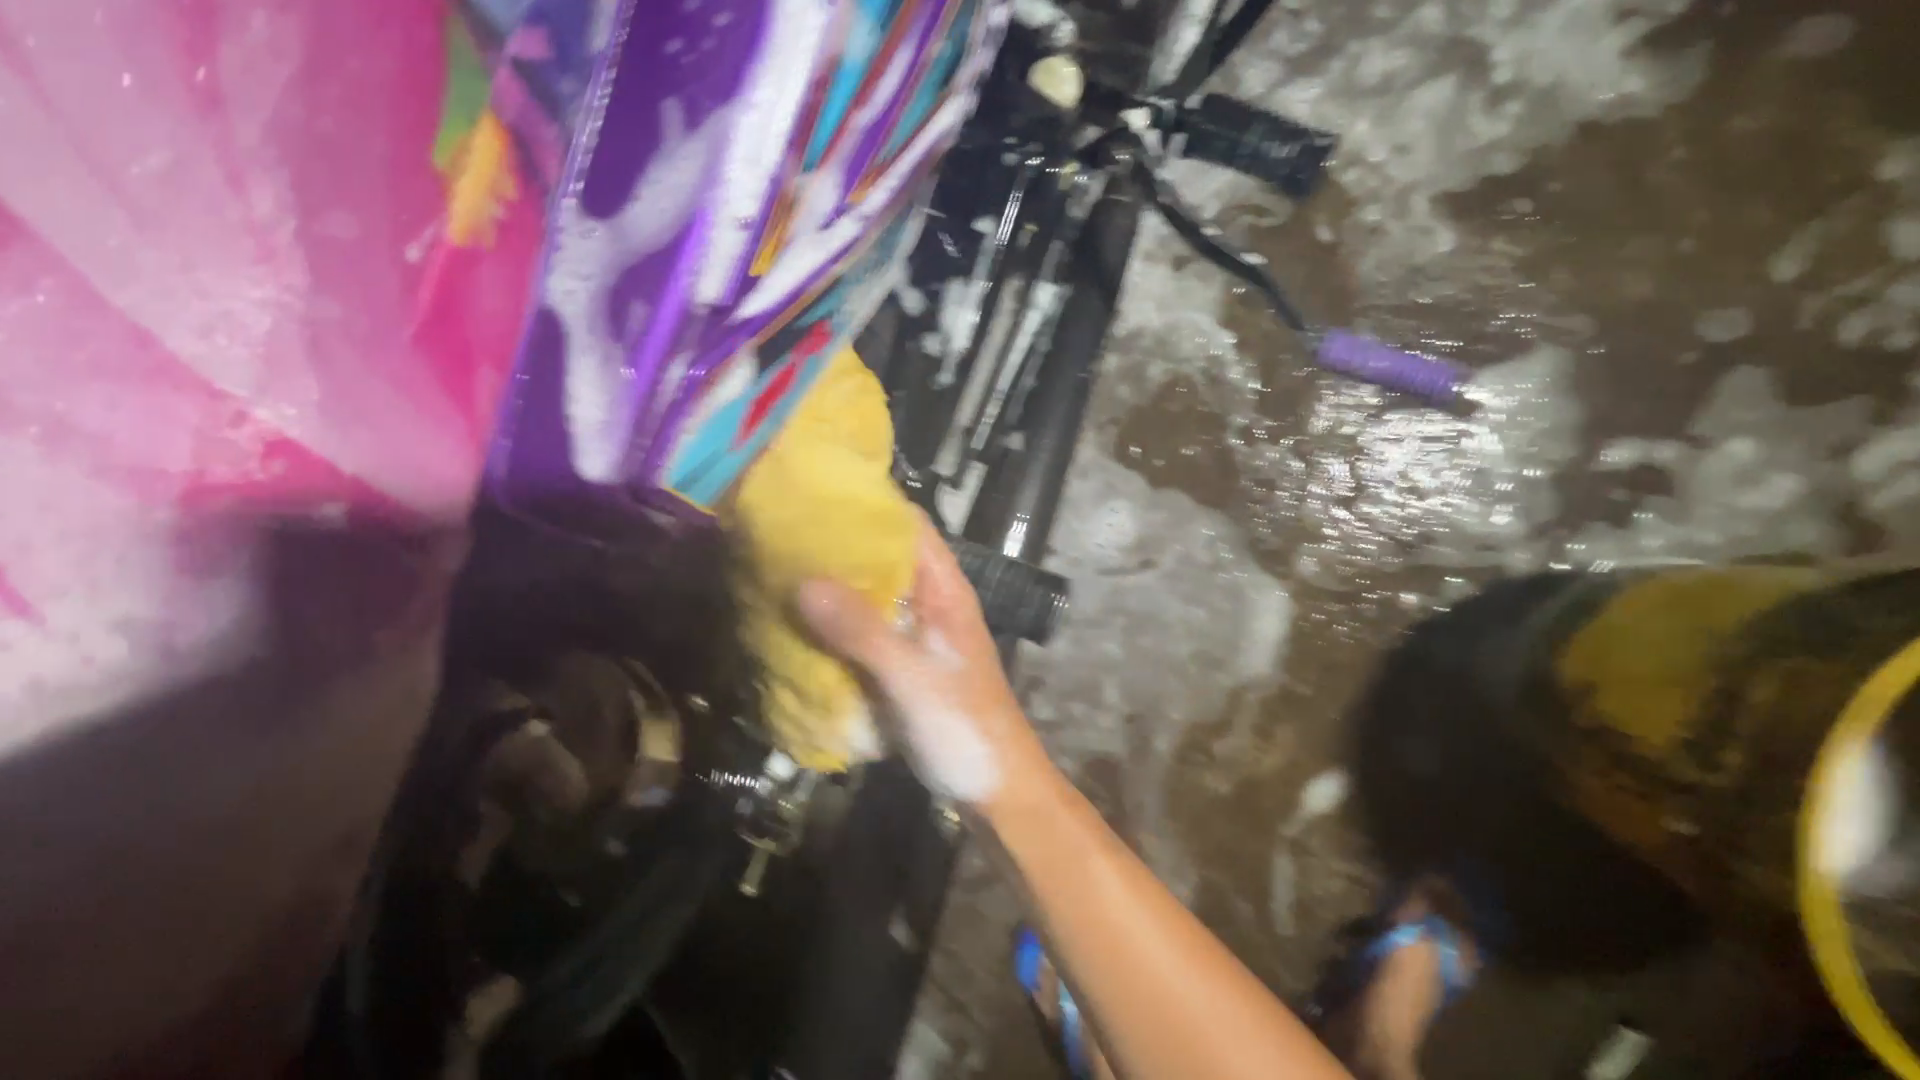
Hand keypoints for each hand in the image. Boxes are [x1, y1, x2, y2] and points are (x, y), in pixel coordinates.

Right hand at [795, 515, 1052, 808]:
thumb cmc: (963, 726)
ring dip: (829, 593)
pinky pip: (860, 639)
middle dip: (836, 550)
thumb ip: (861, 630)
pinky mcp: (899, 672)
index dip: (867, 505)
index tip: (813, 494)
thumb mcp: (911, 676)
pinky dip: (832, 633)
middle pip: (881, 561)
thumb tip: (802, 582)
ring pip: (867, 601)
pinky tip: (792, 632)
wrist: (996, 791)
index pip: (908, 526)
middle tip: (775, 538)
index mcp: (945, 590)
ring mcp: (914, 640)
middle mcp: (929, 605)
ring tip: (772, 577)